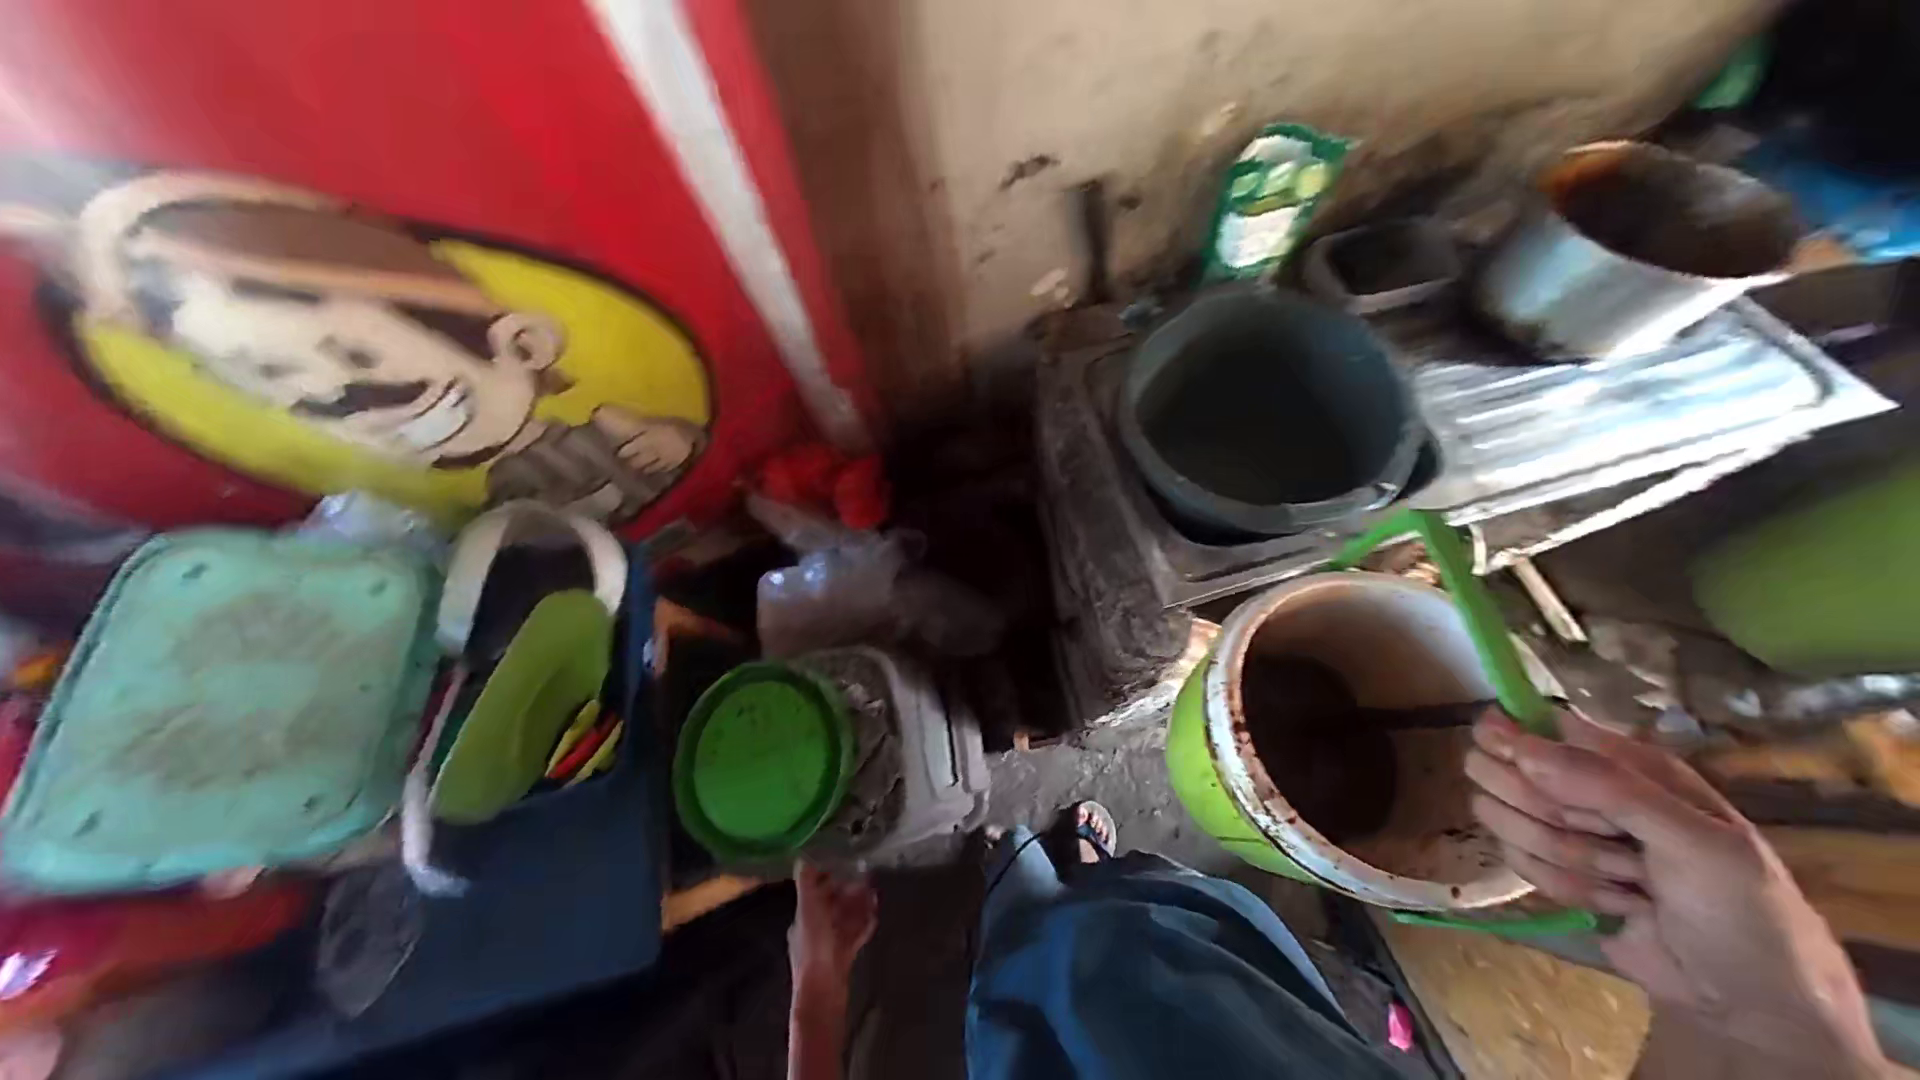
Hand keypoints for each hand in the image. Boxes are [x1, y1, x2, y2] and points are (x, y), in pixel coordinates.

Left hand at [789, 862, 877, 992]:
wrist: (823, 994)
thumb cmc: (814, 947)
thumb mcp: (807, 909)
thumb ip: (806, 883)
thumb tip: (803, 855)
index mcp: (802, 918)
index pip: (815, 891)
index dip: (830, 877)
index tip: (848, 865)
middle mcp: (813, 930)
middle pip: (833, 905)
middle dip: (849, 891)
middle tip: (867, 880)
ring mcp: (828, 946)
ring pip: (845, 920)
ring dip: (859, 907)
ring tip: (874, 897)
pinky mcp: (842, 959)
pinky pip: (854, 937)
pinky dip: (863, 926)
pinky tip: (874, 918)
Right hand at [1465, 708, 1881, 1069]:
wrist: (1747, 1004)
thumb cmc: (1742, 911)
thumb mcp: (1699, 842)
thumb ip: (1610, 786)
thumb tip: (1518, 747)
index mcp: (1620, 760)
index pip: (1530, 723)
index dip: (1514, 743)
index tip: (1522, 770)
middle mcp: (1579, 784)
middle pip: (1498, 767)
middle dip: (1544, 812)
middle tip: (1602, 837)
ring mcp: (1558, 826)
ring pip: (1500, 815)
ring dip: (1562, 856)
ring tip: (1626, 880)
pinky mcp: (1545, 865)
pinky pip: (1513, 858)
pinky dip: (1562, 885)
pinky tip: (1614, 903)